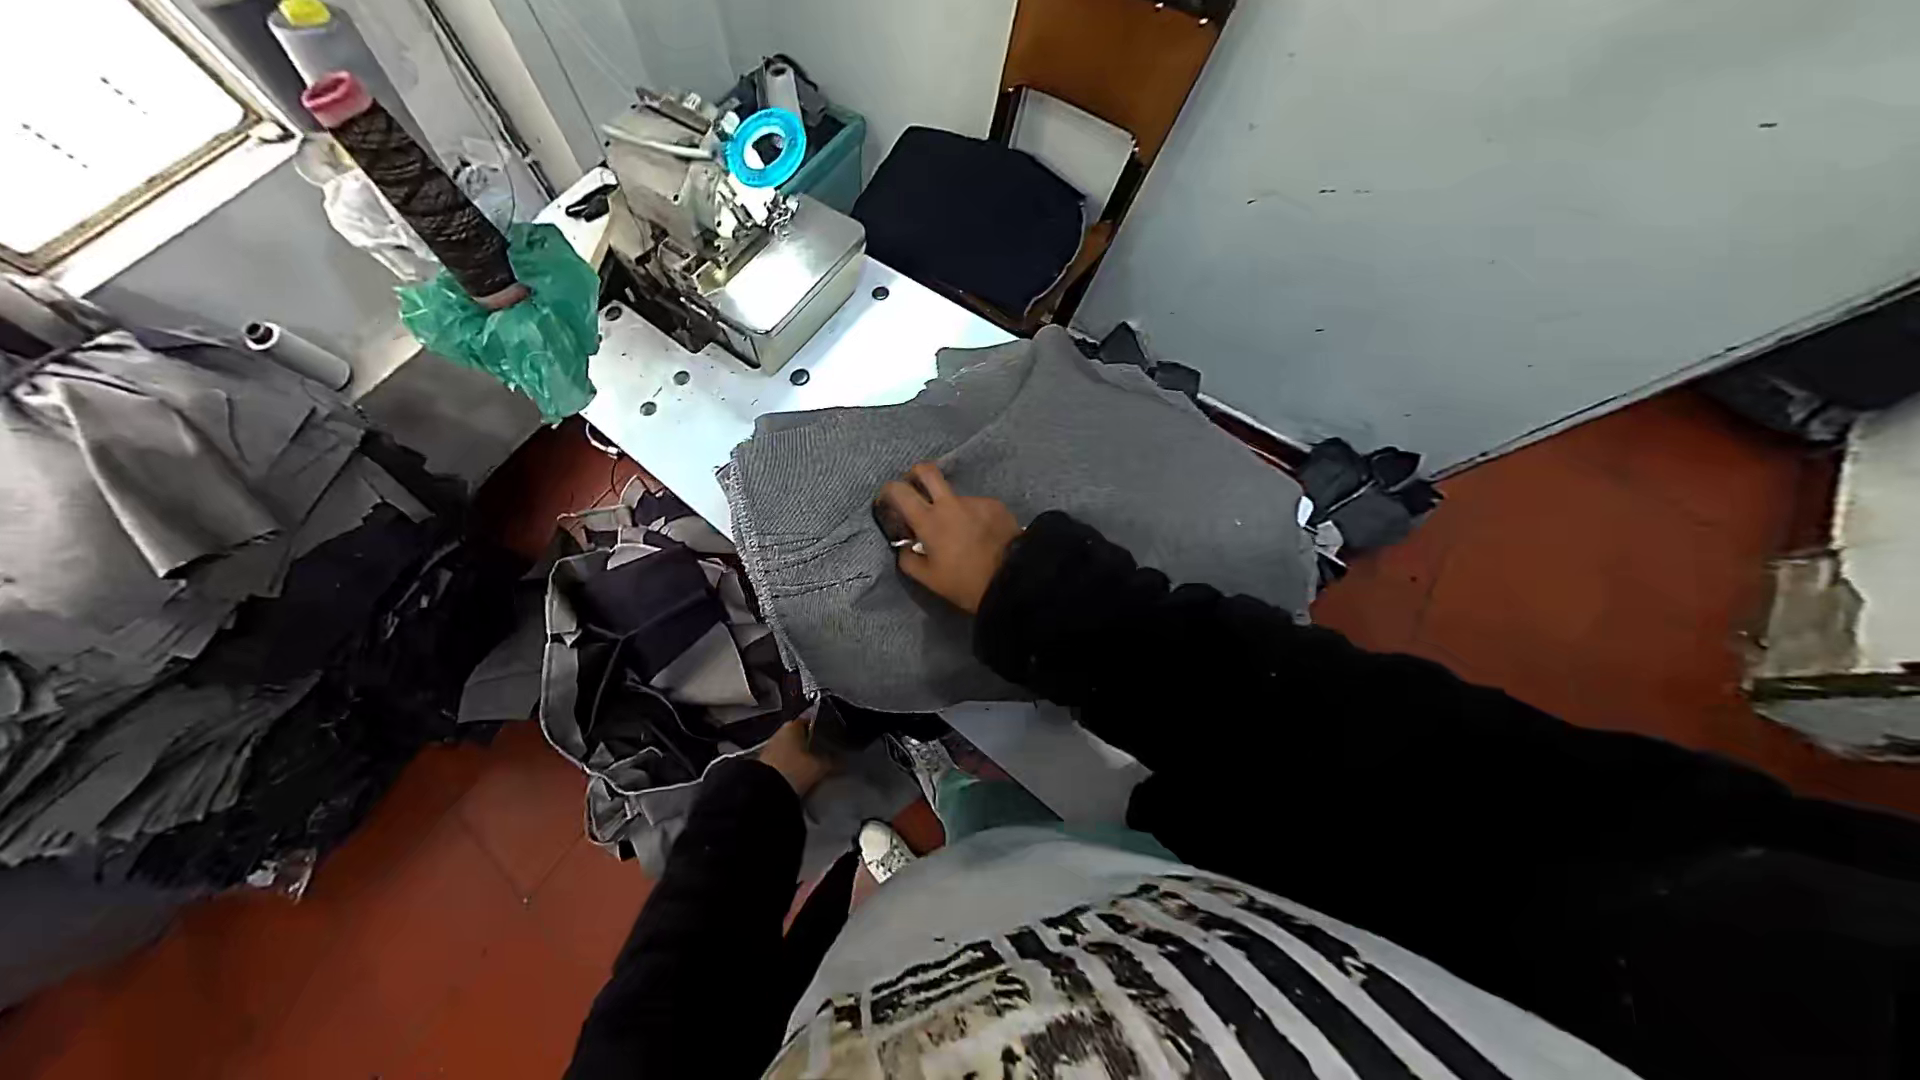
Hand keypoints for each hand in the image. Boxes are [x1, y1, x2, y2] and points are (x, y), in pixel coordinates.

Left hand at [758, 715, 831, 796]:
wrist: (766, 793)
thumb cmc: (794, 770)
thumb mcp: (819, 766)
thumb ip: (833, 761)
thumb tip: (844, 761)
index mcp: (793, 726)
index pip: (811, 719)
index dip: (822, 726)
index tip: (832, 734)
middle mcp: (780, 733)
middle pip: (800, 734)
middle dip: (812, 743)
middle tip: (826, 752)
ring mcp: (770, 749)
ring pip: (791, 748)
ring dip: (801, 755)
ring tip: (815, 766)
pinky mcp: (764, 765)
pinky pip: (783, 761)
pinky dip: (792, 766)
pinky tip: (800, 775)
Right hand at [878, 463, 1020, 613]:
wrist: (1013, 580)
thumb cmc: (966, 583)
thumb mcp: (929, 580)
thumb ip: (908, 559)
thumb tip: (904, 546)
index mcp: (929, 521)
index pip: (899, 491)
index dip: (888, 491)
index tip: (887, 500)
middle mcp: (950, 504)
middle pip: (926, 471)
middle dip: (915, 475)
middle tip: (915, 491)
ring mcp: (974, 501)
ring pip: (954, 496)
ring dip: (950, 509)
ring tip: (960, 535)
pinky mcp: (994, 505)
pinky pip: (975, 507)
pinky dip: (971, 518)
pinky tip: (980, 536)